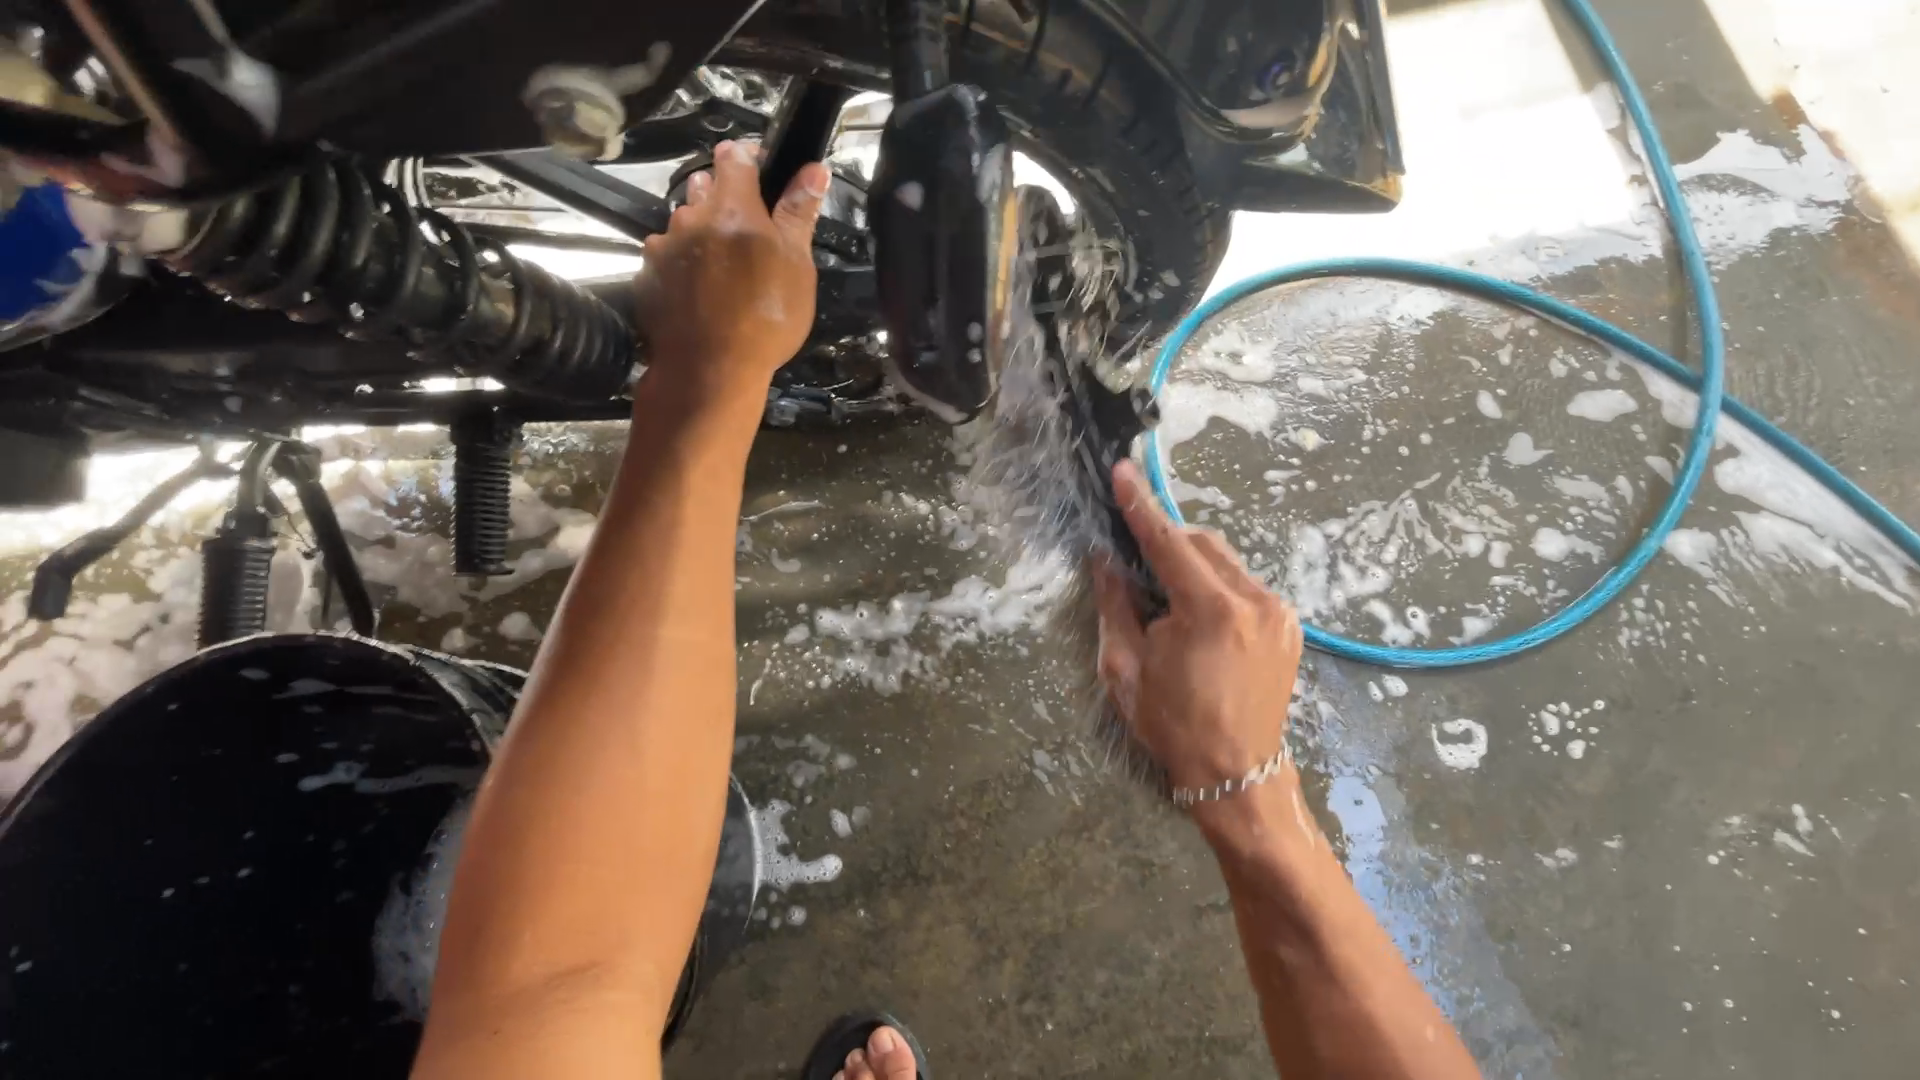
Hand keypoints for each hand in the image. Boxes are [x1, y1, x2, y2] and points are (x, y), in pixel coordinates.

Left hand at [633, 140, 830, 397]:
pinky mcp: (647, 278)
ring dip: (702, 233)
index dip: (750, 160)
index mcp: (732, 207)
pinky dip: (683, 266)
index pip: (736, 158)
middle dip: (724, 200)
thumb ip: (799, 214)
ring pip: (684, 225)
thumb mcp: (797, 266)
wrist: (710, 371)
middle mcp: (691, 216)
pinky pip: (668, 260)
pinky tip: (699, 293)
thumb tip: (813, 169)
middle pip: (705, 189)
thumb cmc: (766, 318)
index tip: (763, 175)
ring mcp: (664, 248)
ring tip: (723, 268)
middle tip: (748, 234)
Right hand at [1093, 460, 1304, 806]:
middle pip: (1202, 543)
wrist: (1237, 774)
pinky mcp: (1289, 624)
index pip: (1168, 541)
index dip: (1140, 505)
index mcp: (1211, 611)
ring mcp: (1279, 612)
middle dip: (1166, 538)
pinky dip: (1215, 583)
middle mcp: (1255, 600)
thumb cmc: (1172, 724)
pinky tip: (1198, 612)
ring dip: (1191, 561)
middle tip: (1135, 558)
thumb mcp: (1125, 666)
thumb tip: (1104, 557)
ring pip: (1226, 560)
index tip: (1122, 470)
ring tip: (1166, 595)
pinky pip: (1244, 583)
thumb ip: (1116, 602)